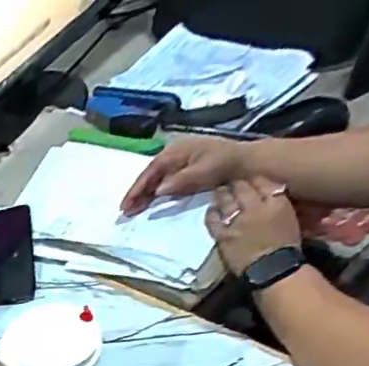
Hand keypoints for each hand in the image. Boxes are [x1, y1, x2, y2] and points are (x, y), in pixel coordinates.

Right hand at [120, 136, 251, 214]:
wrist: (244, 161)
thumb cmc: (222, 163)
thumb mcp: (199, 172)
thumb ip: (177, 181)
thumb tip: (157, 191)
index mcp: (174, 151)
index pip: (148, 172)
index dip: (135, 190)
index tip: (124, 205)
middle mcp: (172, 154)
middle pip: (148, 177)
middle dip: (136, 194)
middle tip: (124, 211)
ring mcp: (176, 161)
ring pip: (154, 180)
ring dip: (143, 195)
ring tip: (132, 210)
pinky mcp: (181, 168)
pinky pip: (162, 181)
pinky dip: (154, 192)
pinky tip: (147, 203)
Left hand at [207, 177, 301, 274]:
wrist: (271, 266)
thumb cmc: (285, 242)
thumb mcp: (288, 215)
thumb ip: (276, 202)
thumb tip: (267, 193)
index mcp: (278, 202)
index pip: (263, 181)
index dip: (252, 177)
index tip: (246, 175)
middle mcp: (256, 208)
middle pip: (242, 189)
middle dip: (234, 183)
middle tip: (228, 180)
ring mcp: (237, 221)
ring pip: (226, 201)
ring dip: (221, 194)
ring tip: (218, 190)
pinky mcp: (222, 235)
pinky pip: (213, 219)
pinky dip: (211, 213)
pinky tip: (211, 209)